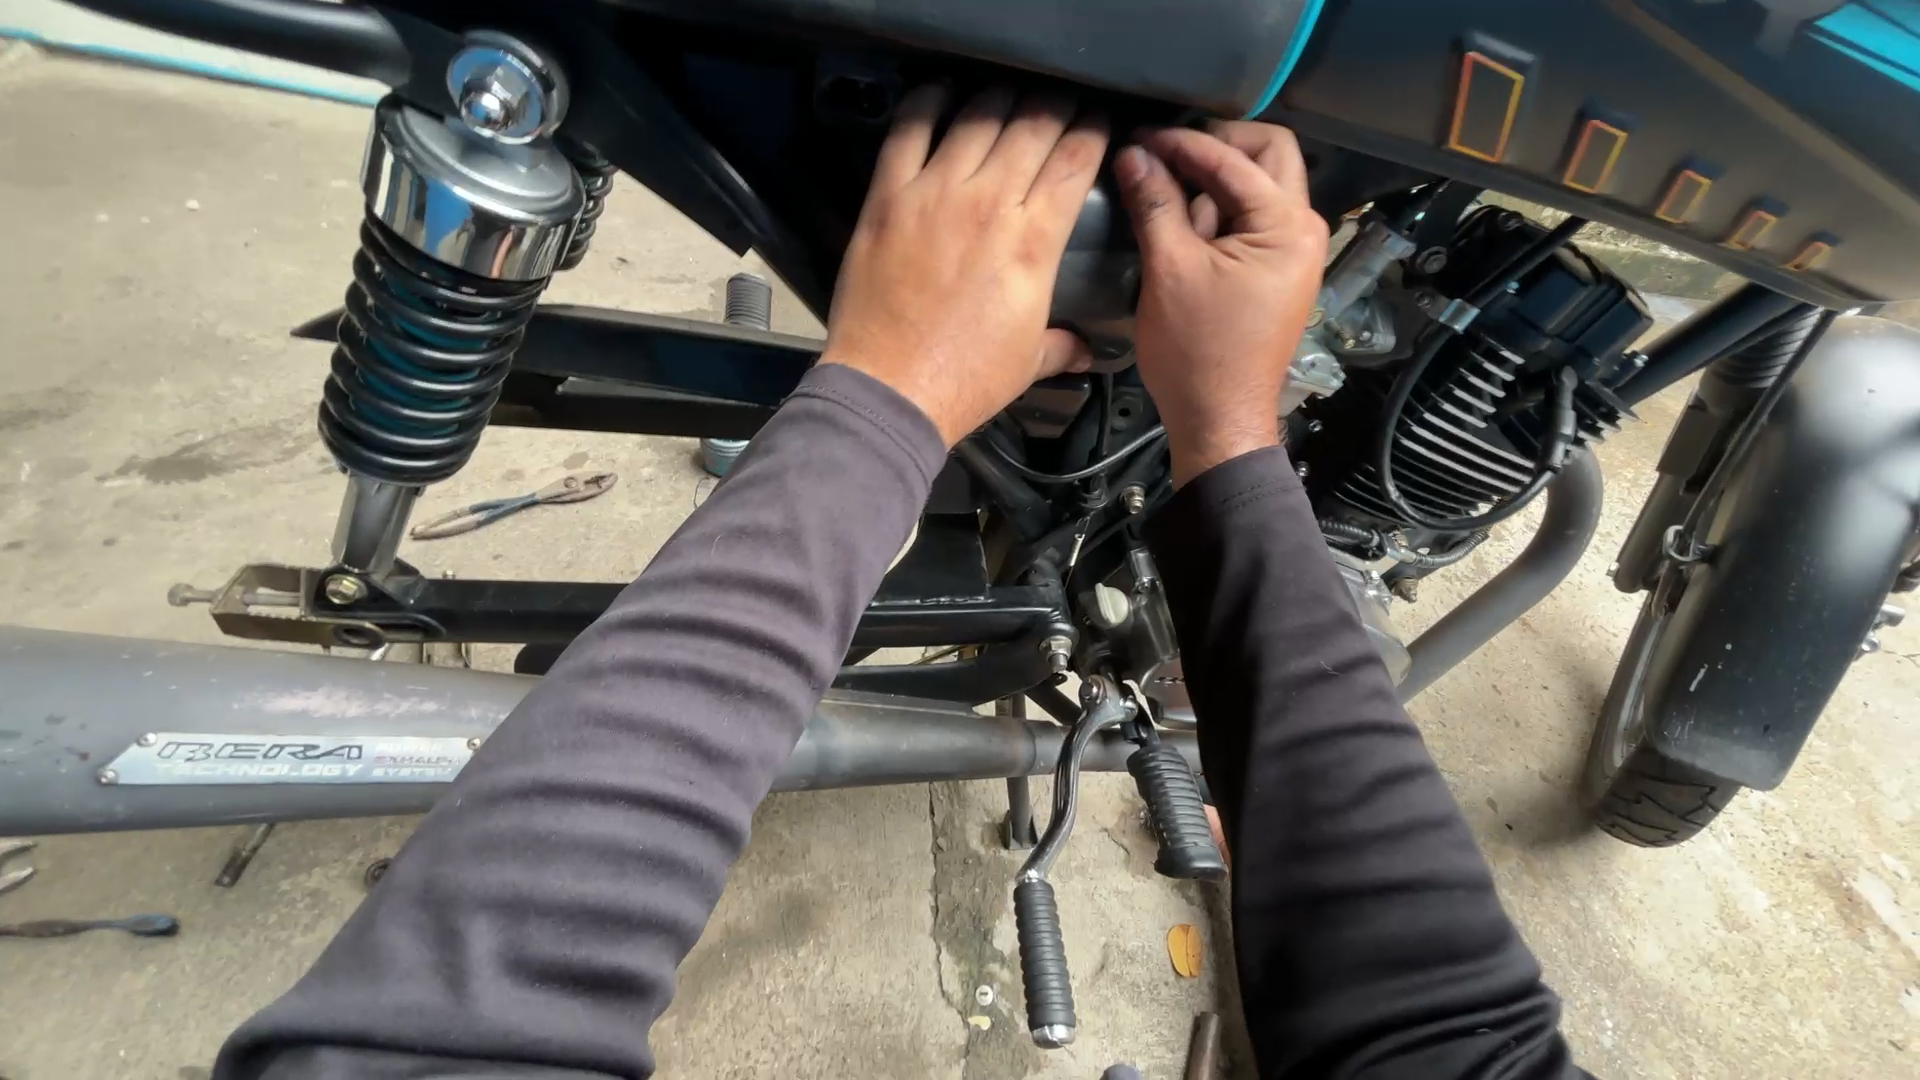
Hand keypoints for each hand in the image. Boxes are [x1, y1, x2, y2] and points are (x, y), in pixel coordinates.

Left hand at [822, 86, 1109, 446]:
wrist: (892, 391)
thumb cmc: (965, 382)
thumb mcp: (1028, 362)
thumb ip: (1063, 345)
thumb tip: (1087, 352)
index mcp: (1034, 242)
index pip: (1077, 158)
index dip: (1094, 130)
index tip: (1097, 122)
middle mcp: (991, 202)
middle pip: (1035, 122)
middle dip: (1056, 103)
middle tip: (1058, 103)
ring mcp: (936, 193)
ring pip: (980, 113)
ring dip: (1002, 96)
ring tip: (1010, 95)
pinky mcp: (889, 197)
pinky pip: (911, 126)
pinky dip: (930, 101)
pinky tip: (944, 93)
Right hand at [1112, 122, 1328, 487]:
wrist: (1217, 419)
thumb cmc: (1196, 353)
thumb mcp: (1169, 272)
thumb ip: (1155, 205)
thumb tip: (1134, 155)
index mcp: (1287, 224)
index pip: (1234, 157)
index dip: (1182, 143)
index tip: (1139, 139)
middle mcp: (1303, 230)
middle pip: (1266, 157)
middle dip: (1214, 149)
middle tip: (1164, 157)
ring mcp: (1293, 254)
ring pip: (1257, 191)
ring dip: (1213, 185)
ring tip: (1165, 199)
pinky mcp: (1275, 276)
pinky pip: (1250, 225)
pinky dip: (1218, 217)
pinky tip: (1182, 229)